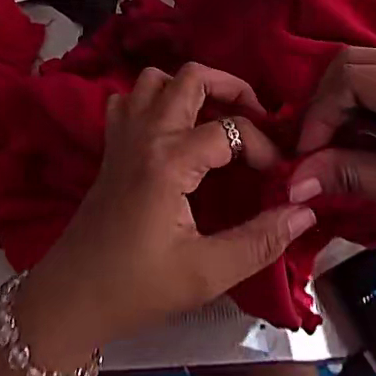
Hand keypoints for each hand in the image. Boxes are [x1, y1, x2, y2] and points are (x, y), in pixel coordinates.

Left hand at [16, 64, 317, 363]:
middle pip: (191, 77)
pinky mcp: (110, 147)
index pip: (231, 129)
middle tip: (256, 118)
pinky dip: (153, 100)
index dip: (264, 147)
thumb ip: (259, 240)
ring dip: (189, 88)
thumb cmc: (137, 287)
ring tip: (216, 117)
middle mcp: (145, 134)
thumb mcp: (206, 273)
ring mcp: (122, 136)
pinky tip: (170, 128)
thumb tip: (304, 210)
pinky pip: (129, 100)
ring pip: (155, 79)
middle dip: (231, 88)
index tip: (278, 177)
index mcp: (169, 160)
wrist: (70, 298)